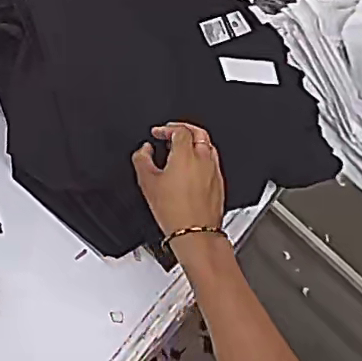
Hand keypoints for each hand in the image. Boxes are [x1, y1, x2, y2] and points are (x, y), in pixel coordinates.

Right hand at [132, 123, 224, 237]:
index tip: (158, 132)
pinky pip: (212, 162)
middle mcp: (204, 159)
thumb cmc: (174, 211)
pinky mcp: (219, 183)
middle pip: (199, 132)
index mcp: (186, 155)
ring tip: (181, 148)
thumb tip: (144, 150)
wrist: (195, 232)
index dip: (166, 128)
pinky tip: (191, 167)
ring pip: (208, 146)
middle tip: (171, 132)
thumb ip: (141, 159)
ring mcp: (214, 171)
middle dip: (184, 129)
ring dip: (194, 141)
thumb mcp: (146, 182)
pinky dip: (201, 157)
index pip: (180, 130)